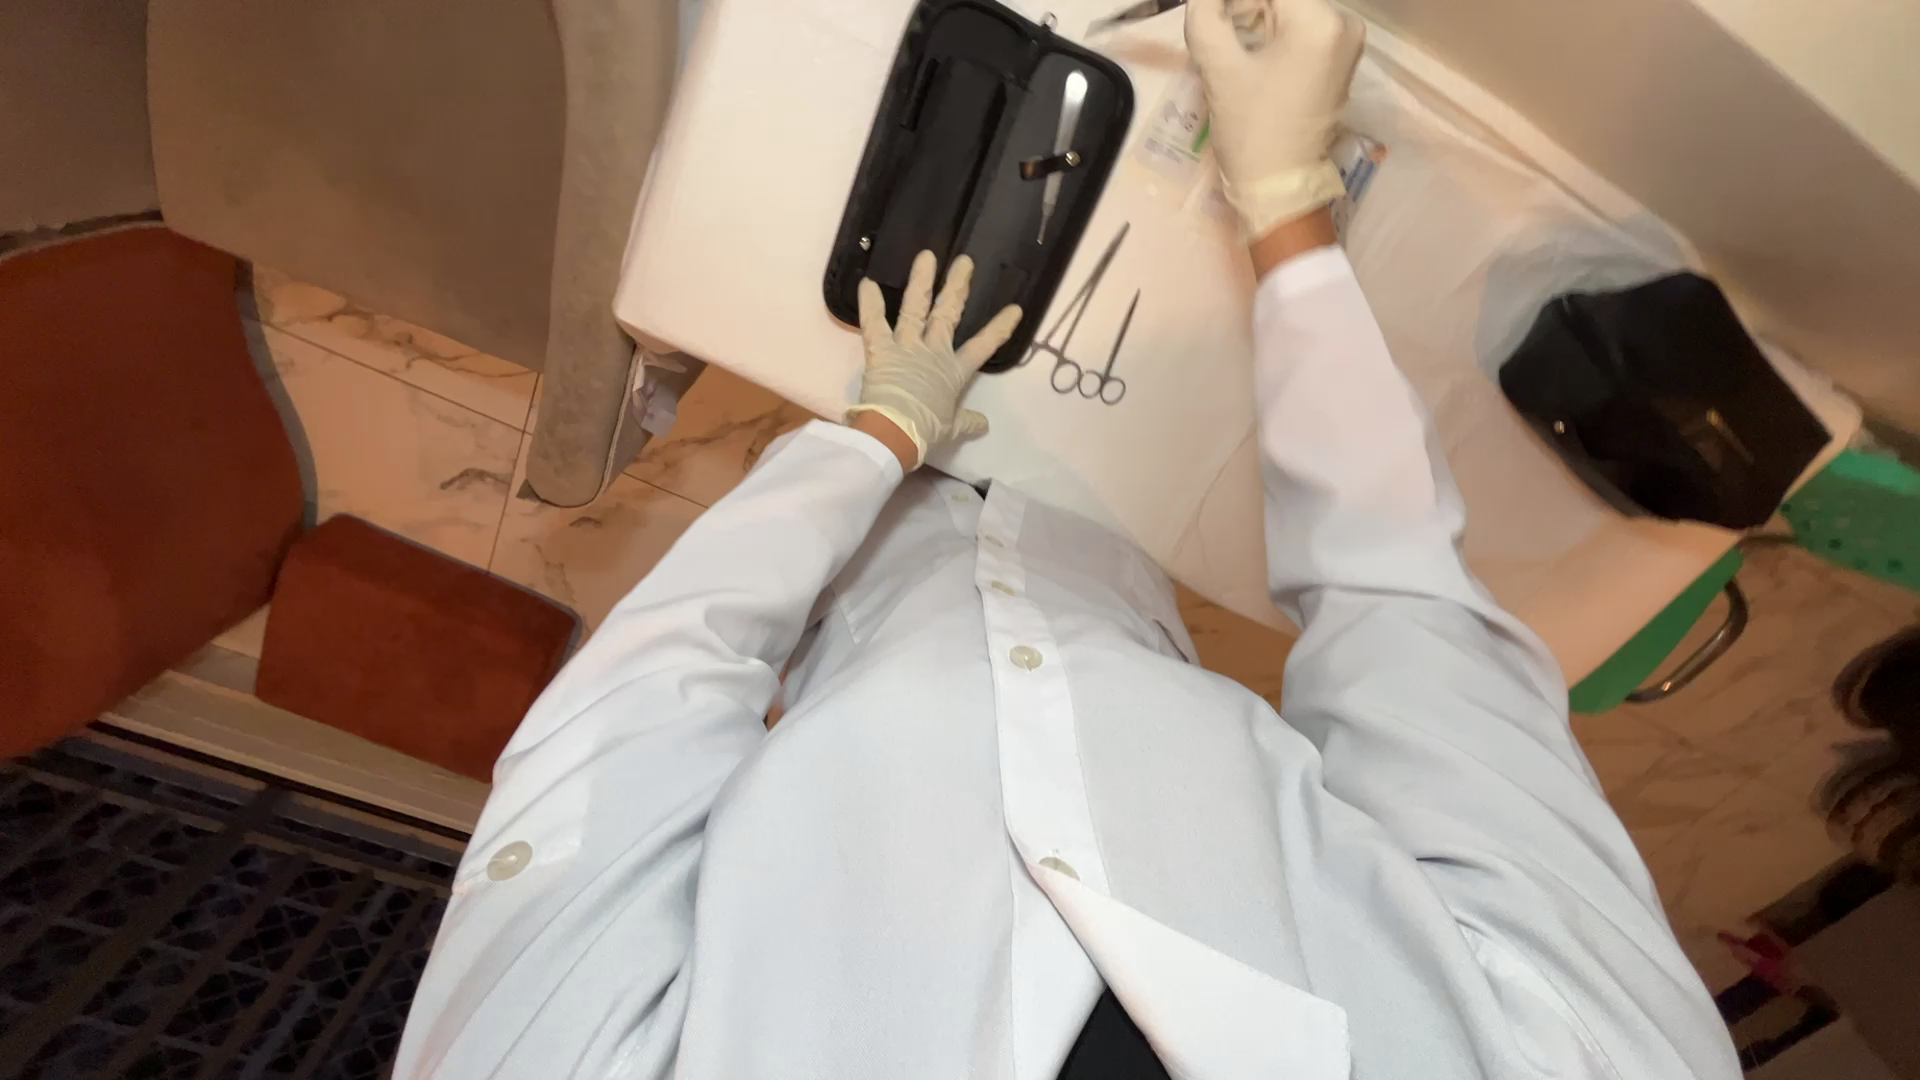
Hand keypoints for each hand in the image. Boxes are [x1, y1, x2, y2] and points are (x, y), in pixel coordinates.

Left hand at [848, 251, 1021, 469]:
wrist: (897, 432)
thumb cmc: (926, 431)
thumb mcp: (951, 428)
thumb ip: (967, 422)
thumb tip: (984, 424)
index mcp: (954, 373)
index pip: (983, 347)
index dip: (999, 328)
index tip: (1014, 309)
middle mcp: (933, 352)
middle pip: (948, 314)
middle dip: (957, 287)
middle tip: (964, 262)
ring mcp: (907, 347)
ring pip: (915, 308)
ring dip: (921, 281)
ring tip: (926, 256)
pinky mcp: (881, 350)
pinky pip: (873, 324)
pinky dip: (870, 304)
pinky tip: (867, 283)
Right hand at [1185, 0, 1364, 242]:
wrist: (1279, 189)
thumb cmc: (1251, 133)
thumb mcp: (1221, 73)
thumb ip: (1206, 21)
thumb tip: (1204, 0)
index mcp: (1320, 21)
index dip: (1234, 2)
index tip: (1211, 18)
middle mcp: (1345, 22)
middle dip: (1246, 8)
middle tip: (1215, 30)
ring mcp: (1347, 43)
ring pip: (1292, 11)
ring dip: (1258, 20)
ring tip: (1232, 48)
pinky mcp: (1340, 62)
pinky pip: (1303, 31)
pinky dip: (1275, 36)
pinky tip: (1253, 59)